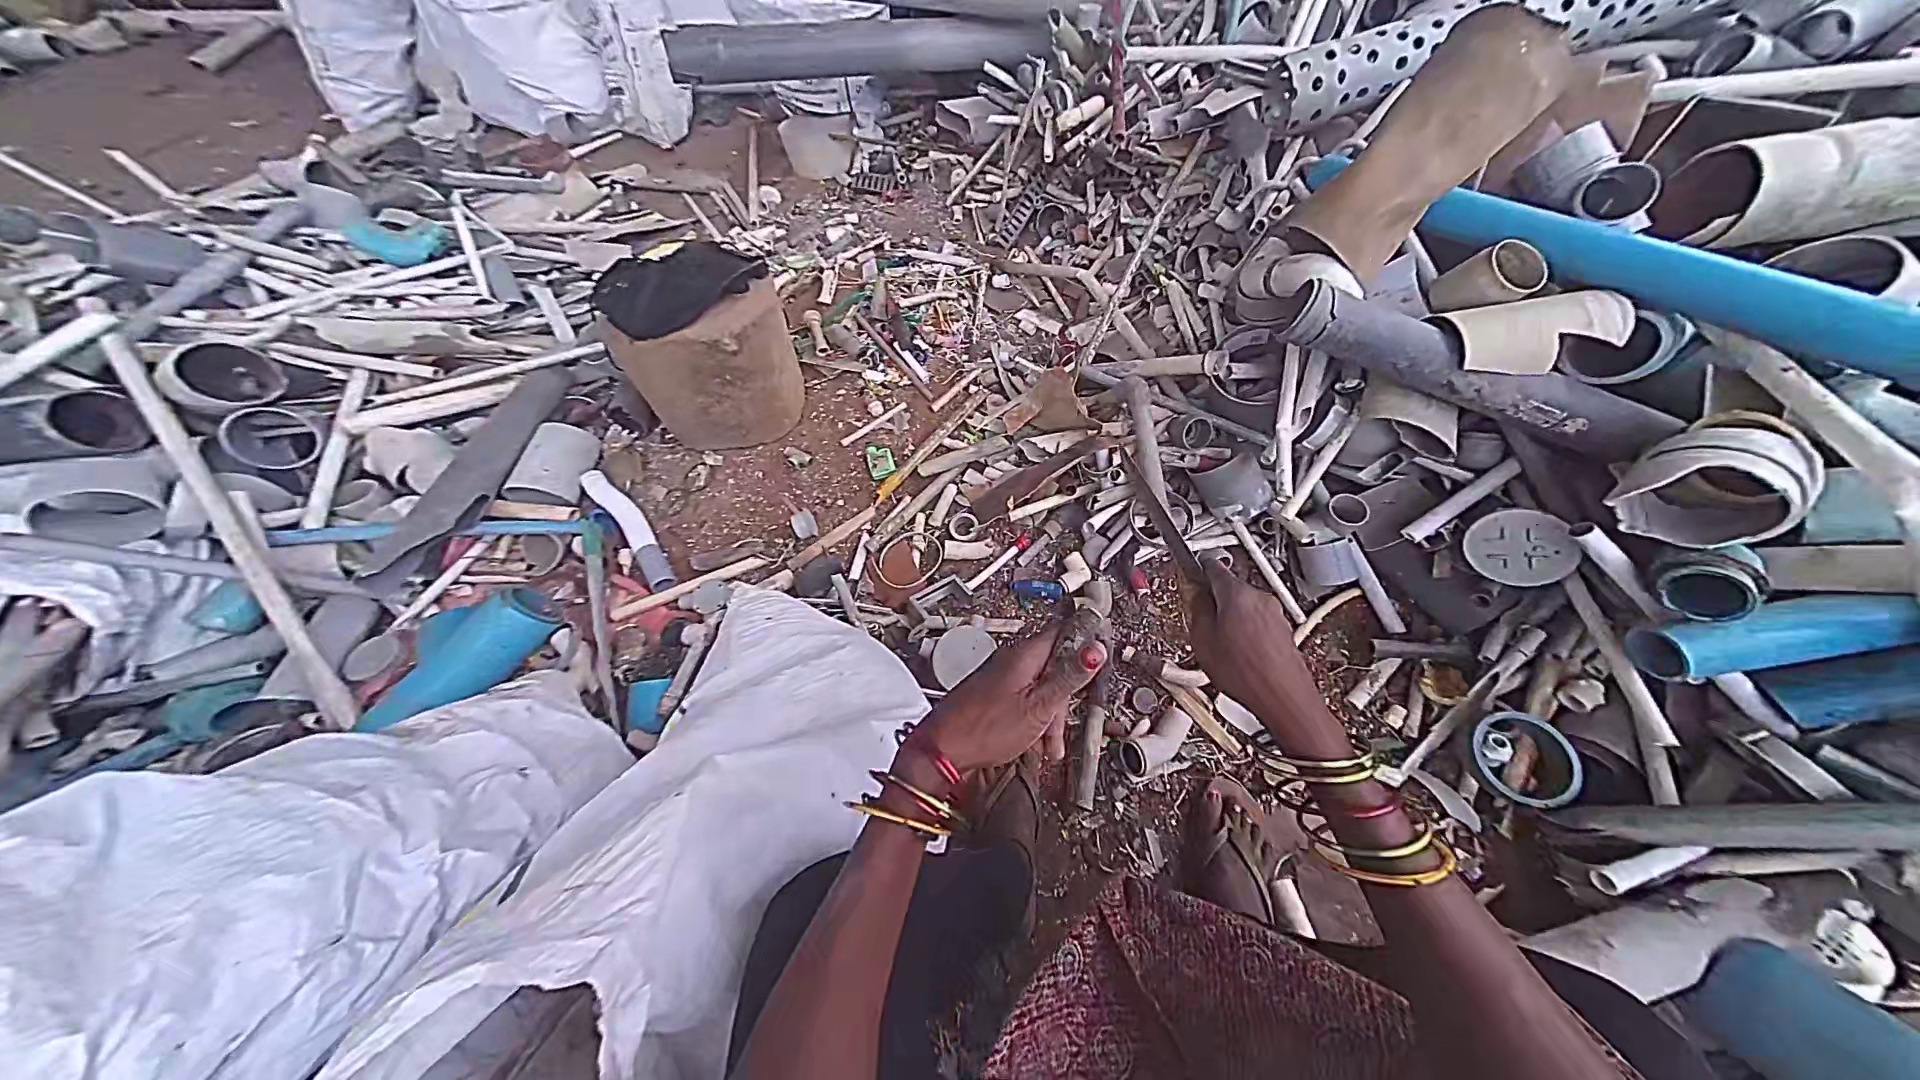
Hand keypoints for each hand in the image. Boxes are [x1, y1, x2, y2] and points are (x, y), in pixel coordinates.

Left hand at [909, 613, 1106, 773]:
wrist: (943, 750)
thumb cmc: (984, 729)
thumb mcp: (1039, 706)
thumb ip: (1068, 677)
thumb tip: (1094, 650)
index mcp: (1025, 655)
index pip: (1063, 632)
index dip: (1085, 642)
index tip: (1099, 657)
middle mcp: (1012, 661)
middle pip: (1054, 666)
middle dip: (1064, 697)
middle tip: (1063, 722)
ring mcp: (1002, 677)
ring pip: (1040, 689)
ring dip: (1049, 716)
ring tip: (1047, 745)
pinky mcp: (994, 695)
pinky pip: (1024, 702)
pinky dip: (1033, 721)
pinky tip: (1033, 744)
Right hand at [1184, 557, 1319, 725]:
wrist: (1283, 697)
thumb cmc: (1247, 673)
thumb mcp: (1203, 639)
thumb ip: (1196, 609)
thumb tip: (1195, 594)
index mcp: (1237, 593)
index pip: (1212, 567)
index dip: (1196, 569)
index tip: (1189, 573)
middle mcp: (1260, 597)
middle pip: (1229, 587)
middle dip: (1213, 598)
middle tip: (1198, 617)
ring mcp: (1274, 612)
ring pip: (1243, 604)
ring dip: (1229, 615)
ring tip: (1218, 642)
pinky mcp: (1282, 629)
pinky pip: (1256, 619)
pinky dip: (1244, 628)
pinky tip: (1236, 652)